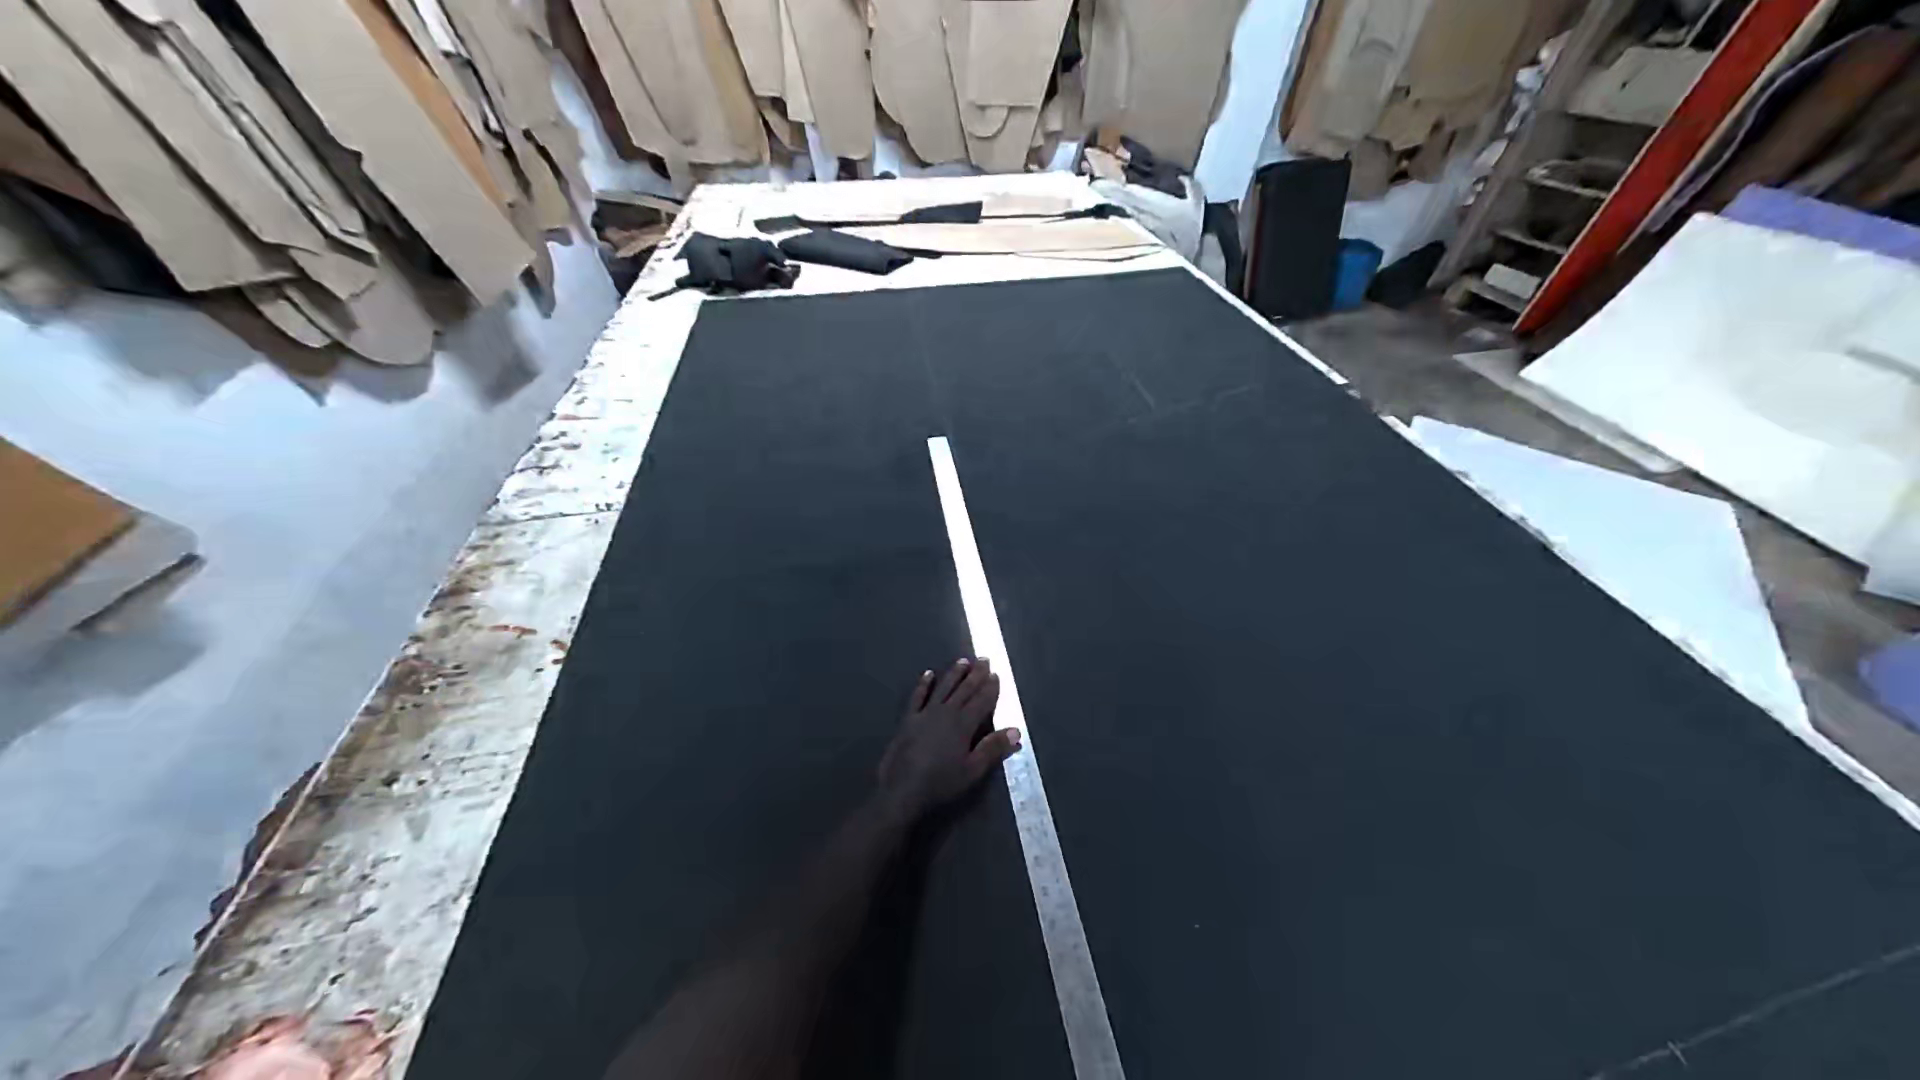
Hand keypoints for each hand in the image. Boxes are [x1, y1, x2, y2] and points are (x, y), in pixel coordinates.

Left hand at [875, 658, 1020, 822]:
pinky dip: (924, 684)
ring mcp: (925, 714)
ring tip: (963, 660)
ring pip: (943, 688)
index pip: (981, 701)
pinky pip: (918, 696)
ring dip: (954, 674)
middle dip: (975, 674)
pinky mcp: (908, 719)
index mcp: (963, 724)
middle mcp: (945, 712)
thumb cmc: (941, 782)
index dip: (990, 688)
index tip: (996, 674)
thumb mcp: (972, 770)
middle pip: (964, 689)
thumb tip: (1015, 730)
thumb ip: (993, 748)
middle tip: (983, 659)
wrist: (902, 789)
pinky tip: (928, 674)